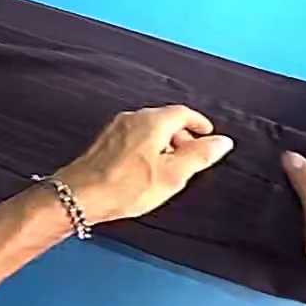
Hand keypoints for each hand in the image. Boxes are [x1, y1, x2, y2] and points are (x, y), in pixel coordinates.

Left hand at [55, 106, 233, 223]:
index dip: (199, 123)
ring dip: (164, 141)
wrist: (83, 193)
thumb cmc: (127, 186)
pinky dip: (148, 144)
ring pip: (148, 126)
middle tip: (193, 156)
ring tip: (172, 166)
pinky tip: (148, 167)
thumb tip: (222, 141)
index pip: (182, 112)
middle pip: (165, 118)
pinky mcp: (106, 138)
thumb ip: (199, 155)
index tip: (208, 135)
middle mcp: (132, 117)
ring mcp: (116, 126)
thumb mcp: (173, 174)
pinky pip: (134, 134)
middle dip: (182, 134)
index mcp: (151, 121)